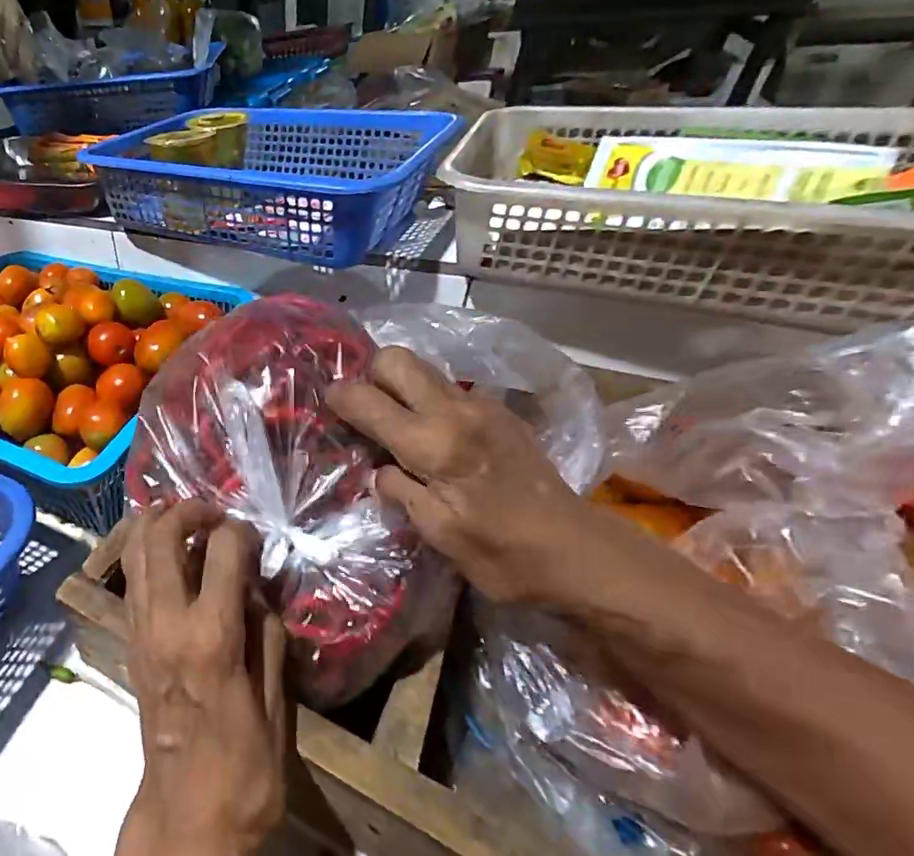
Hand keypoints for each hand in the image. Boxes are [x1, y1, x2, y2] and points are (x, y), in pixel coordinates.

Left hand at [117, 501, 286, 855]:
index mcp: (211, 636)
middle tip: (210, 511)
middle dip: (186, 511)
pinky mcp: (128, 638)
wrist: (187, 810)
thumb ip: (266, 636)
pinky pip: (130, 577)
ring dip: (154, 523)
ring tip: (180, 516)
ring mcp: (140, 627)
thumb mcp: (275, 705)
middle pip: (160, 536)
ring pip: (134, 551)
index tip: (252, 535)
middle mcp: (166, 620)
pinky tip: (163, 551)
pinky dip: (142, 550)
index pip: (221, 553)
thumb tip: (255, 590)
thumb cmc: (244, 767)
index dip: (240, 532)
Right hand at [323, 346, 617, 606]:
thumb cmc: (505, 554)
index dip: (337, 399)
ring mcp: (482, 407)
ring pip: (423, 368)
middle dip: (369, 376)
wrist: (586, 556)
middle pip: (394, 359)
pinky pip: (448, 389)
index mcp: (432, 443)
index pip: (364, 399)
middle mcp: (454, 412)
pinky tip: (435, 437)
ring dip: (400, 386)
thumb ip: (398, 490)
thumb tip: (378, 470)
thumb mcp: (437, 533)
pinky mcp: (501, 413)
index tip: (328, 411)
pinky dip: (428, 401)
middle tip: (365, 411)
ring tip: (395, 422)